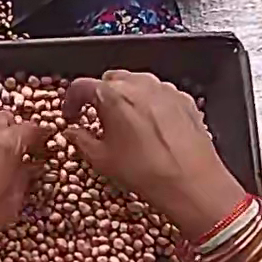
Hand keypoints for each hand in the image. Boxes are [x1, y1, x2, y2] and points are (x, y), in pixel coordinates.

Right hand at [63, 70, 247, 236]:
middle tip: (96, 118)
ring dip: (124, 98)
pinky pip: (159, 94)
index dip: (71, 101)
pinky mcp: (184, 99)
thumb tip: (72, 132)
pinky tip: (148, 128)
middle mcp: (139, 84)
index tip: (71, 114)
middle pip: (110, 80)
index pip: (81, 86)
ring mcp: (164, 89)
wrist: (190, 181)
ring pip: (136, 83)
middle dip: (99, 96)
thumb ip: (80, 139)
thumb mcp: (101, 159)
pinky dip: (148, 104)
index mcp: (112, 95)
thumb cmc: (144, 170)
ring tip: (124, 124)